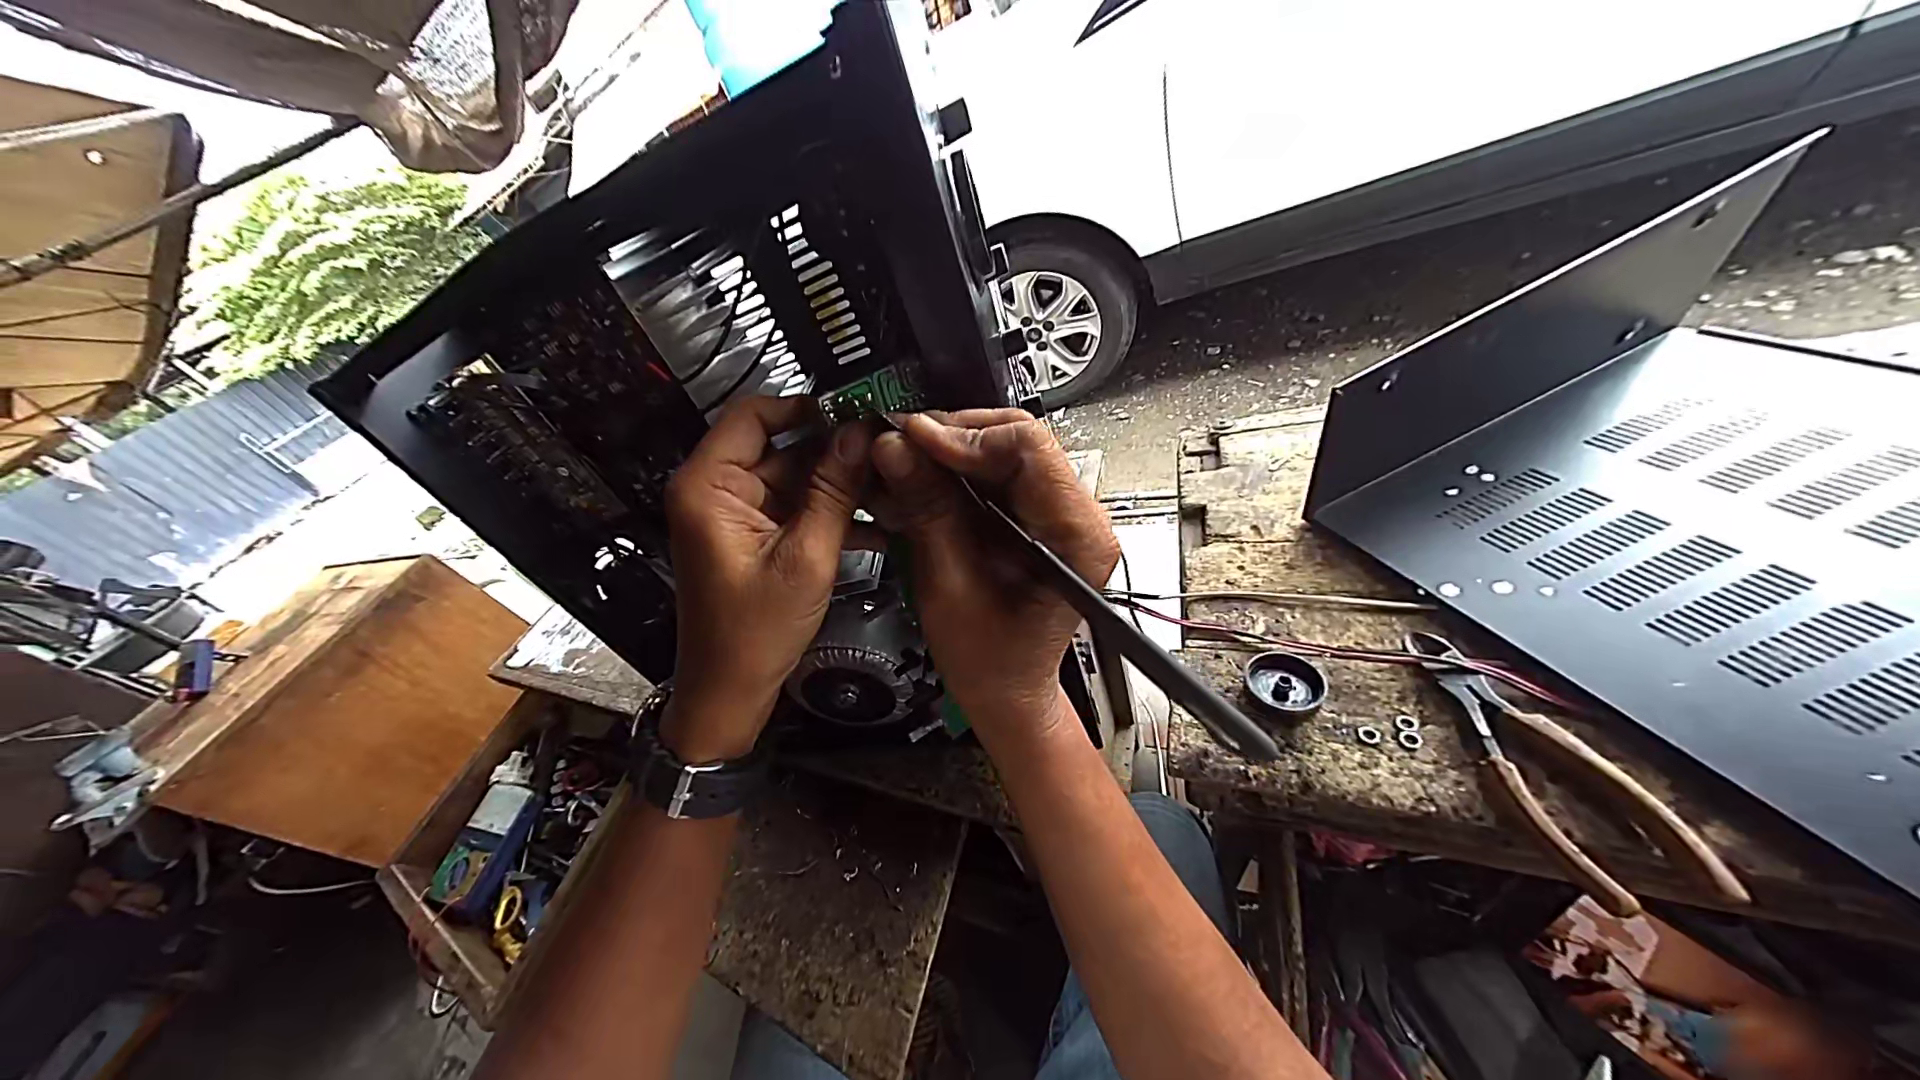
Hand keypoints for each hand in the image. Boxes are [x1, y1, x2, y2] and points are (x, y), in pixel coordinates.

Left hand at [662, 396, 871, 760]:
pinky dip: (827, 512)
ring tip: (887, 492)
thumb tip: (858, 437)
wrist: (731, 691)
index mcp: (709, 487)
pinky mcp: (753, 535)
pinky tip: (871, 524)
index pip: (754, 414)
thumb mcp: (806, 557)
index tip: (853, 413)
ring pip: (795, 478)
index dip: (806, 407)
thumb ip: (834, 492)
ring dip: (839, 486)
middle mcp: (716, 492)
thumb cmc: (751, 635)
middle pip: (782, 447)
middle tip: (884, 455)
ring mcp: (735, 514)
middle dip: (835, 454)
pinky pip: (794, 508)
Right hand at [871, 410, 1117, 742]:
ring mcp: (1057, 514)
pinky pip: (992, 474)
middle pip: (1015, 441)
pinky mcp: (1034, 516)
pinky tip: (919, 483)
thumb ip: (927, 511)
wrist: (1008, 690)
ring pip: (1000, 451)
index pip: (1029, 448)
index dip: (965, 436)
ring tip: (901, 466)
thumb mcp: (949, 587)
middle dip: (950, 439)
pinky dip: (951, 473)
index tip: (914, 439)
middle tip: (899, 446)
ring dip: (946, 454)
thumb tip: (898, 450)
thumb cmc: (994, 661)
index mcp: (1077, 538)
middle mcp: (1078, 518)